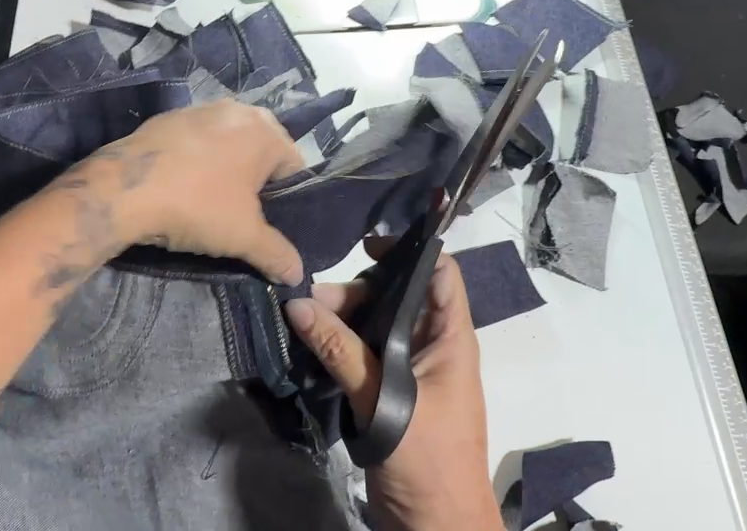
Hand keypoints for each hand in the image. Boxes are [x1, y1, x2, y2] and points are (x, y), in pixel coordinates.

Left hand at [71, 101, 305, 284]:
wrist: (124, 190)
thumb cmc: (196, 206)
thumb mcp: (243, 237)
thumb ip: (277, 253)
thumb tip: (297, 274)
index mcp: (265, 130)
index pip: (294, 166)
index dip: (287, 199)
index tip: (269, 223)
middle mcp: (237, 109)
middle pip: (261, 151)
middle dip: (256, 181)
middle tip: (242, 215)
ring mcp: (200, 109)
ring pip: (228, 143)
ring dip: (227, 168)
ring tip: (210, 201)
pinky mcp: (169, 117)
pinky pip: (197, 141)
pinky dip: (197, 159)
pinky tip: (182, 184)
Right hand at [284, 245, 500, 530]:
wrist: (437, 530)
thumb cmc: (428, 460)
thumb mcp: (384, 400)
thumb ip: (341, 350)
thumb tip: (297, 305)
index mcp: (449, 339)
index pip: (441, 273)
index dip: (411, 250)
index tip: (365, 245)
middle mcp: (432, 346)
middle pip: (397, 296)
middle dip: (356, 292)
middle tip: (313, 301)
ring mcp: (412, 369)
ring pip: (377, 324)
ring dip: (343, 320)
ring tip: (304, 323)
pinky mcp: (392, 392)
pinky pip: (366, 353)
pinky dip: (342, 345)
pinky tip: (312, 344)